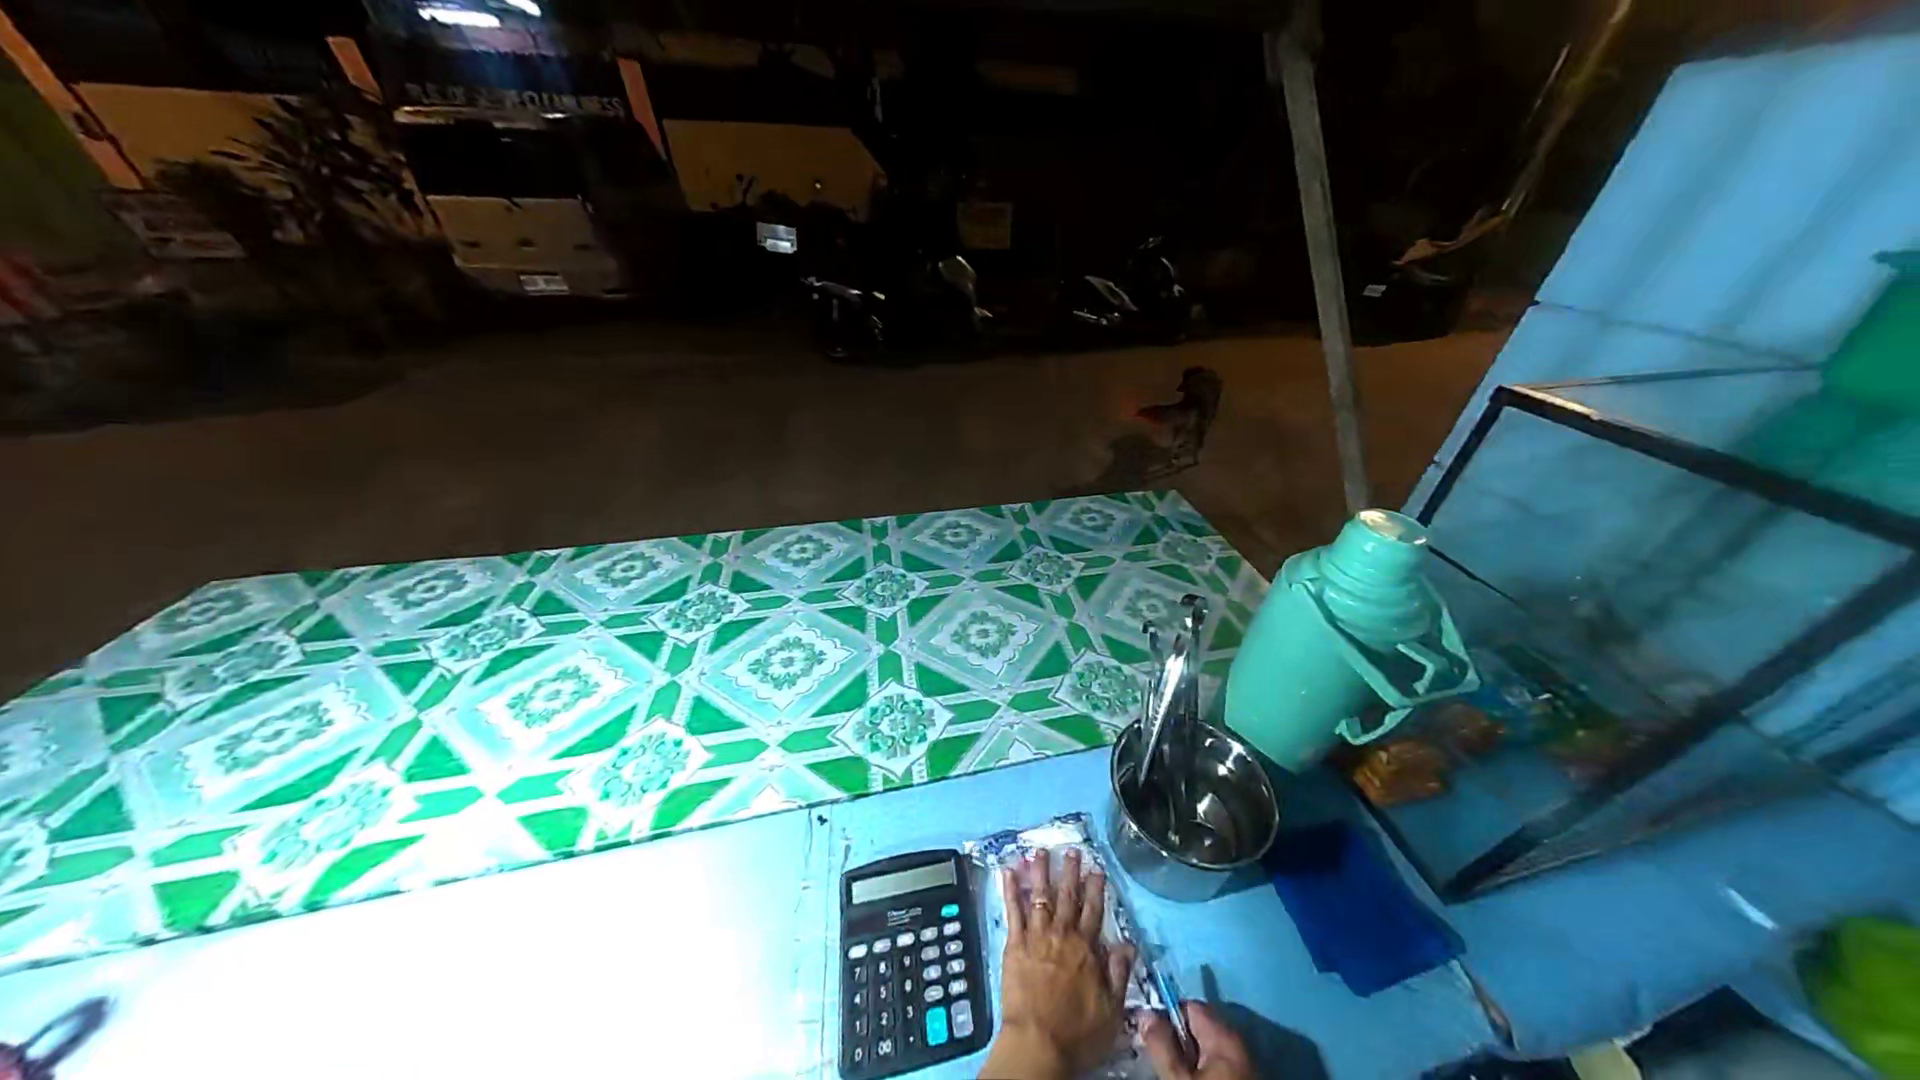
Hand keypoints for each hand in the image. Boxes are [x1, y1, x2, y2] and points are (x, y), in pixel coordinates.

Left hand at [979, 848, 1135, 1079]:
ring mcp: (1037, 937)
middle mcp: (1063, 936)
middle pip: (1068, 898)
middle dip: (1070, 872)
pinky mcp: (1015, 944)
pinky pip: (1013, 911)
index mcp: (1087, 950)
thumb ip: (1119, 974)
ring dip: (1041, 872)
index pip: (1094, 912)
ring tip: (1040, 851)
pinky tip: (1008, 872)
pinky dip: (1011, 890)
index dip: (1096, 889)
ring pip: (1041, 896)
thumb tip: (1127, 944)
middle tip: (1071, 850)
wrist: (1039, 1041)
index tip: (1096, 869)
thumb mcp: (1113, 1009)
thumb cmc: (1079, 1032)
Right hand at [1138, 1002, 1256, 1079]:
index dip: (1167, 1016)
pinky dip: (1205, 1072)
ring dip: (1190, 1058)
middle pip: (1200, 1027)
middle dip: (1178, 1039)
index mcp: (1224, 1036)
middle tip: (1162, 1061)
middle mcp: (1238, 1044)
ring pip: (1209, 1049)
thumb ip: (1160, 1045)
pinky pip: (1220, 1066)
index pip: (1190, 1006)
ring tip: (1176, 1076)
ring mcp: (1246, 1066)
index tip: (1152, 1036)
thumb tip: (1145, 1013)